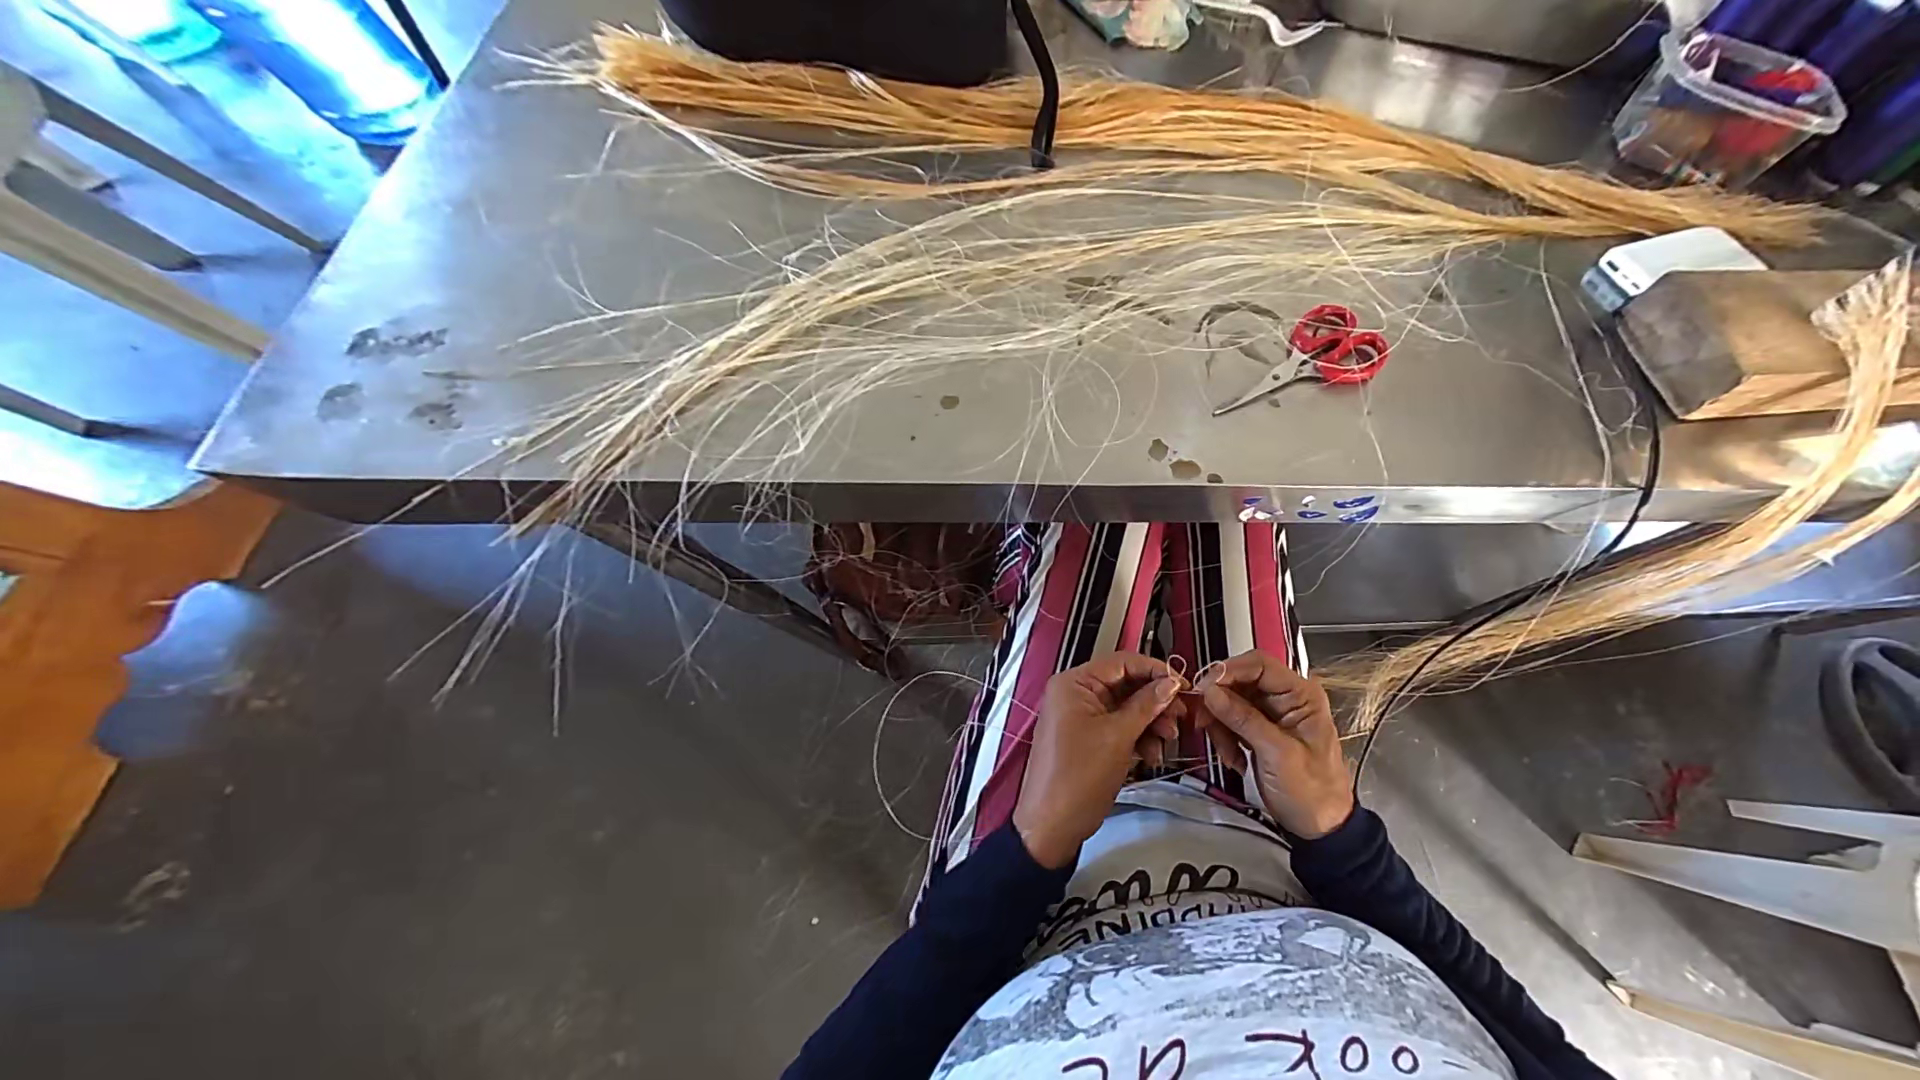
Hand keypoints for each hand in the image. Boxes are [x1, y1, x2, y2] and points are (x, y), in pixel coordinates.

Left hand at [1013, 652, 1183, 868]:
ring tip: (1167, 740)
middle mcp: (1074, 693)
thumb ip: (1146, 705)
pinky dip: (1137, 737)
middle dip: (1155, 701)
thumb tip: (1170, 683)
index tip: (1182, 685)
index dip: (1155, 671)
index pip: (1121, 662)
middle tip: (1179, 717)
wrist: (1052, 824)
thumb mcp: (1118, 736)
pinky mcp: (1086, 737)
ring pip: (1125, 707)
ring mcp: (1079, 716)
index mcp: (1073, 684)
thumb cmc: (1077, 778)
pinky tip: (1151, 754)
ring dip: (1150, 722)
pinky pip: (1118, 726)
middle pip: (1125, 684)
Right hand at [1195, 651, 1353, 838]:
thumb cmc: (1312, 792)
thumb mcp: (1277, 754)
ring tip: (1229, 753)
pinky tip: (1234, 758)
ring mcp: (1270, 712)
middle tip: (1204, 723)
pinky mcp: (1257, 728)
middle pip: (1238, 681)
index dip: (1228, 671)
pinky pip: (1228, 719)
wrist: (1319, 827)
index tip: (1204, 687)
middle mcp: (1285, 697)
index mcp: (1301, 695)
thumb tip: (1210, 691)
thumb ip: (1243, 719)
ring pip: (1227, 700)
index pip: (1259, 664)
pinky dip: (1224, 737)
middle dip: (1218, 703)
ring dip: (1220, 725)